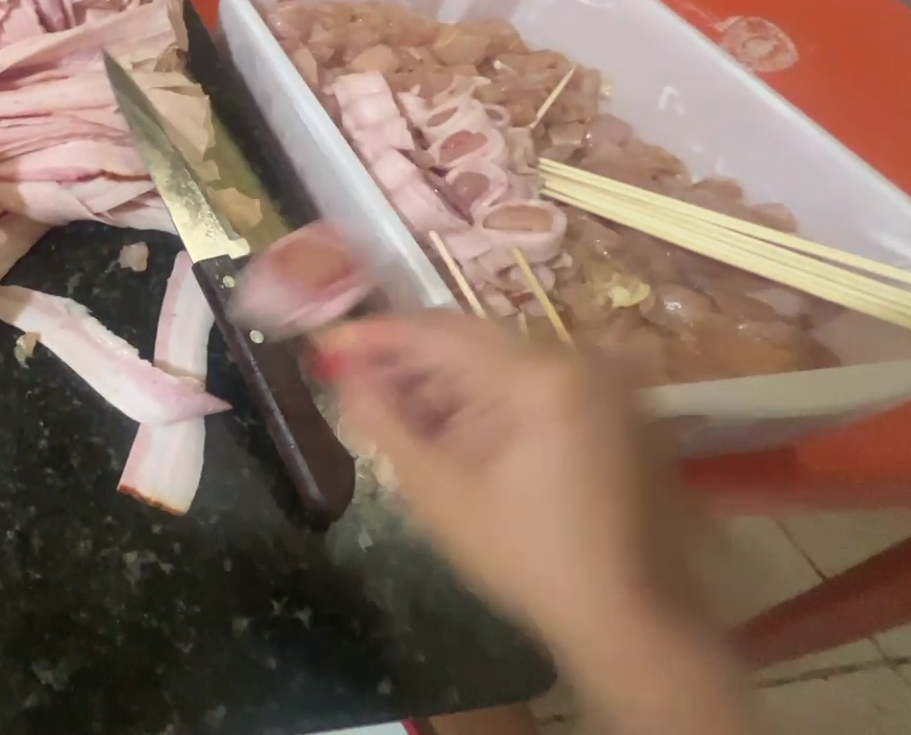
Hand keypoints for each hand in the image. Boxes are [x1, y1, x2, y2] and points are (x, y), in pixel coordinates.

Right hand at [318, 314, 693, 646]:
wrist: (635, 627)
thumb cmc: (524, 556)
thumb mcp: (432, 485)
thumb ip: (377, 414)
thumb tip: (338, 366)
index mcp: (538, 376)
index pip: (433, 332)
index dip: (370, 335)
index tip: (324, 343)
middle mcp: (577, 362)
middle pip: (463, 338)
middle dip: (401, 357)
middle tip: (350, 375)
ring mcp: (602, 385)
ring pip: (492, 358)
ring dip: (436, 377)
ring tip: (391, 407)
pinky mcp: (611, 410)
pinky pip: (524, 381)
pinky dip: (476, 394)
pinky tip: (443, 423)